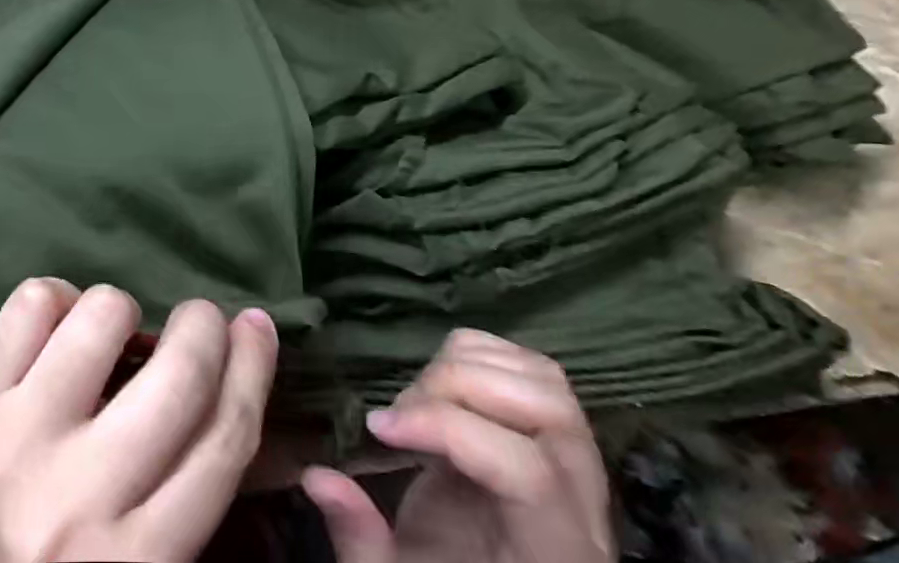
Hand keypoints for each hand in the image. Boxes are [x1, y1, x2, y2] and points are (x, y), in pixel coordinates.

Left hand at [0, 279, 278, 562]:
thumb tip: (236, 368)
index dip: (252, 370)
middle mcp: (82, 493)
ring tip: (123, 329)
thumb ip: (196, 480)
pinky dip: (59, 294)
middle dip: (203, 328)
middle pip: (176, 379)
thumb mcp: (152, 557)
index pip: (221, 441)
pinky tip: (66, 318)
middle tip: (204, 317)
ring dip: (125, 307)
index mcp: (142, 556)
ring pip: (99, 323)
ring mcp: (21, 436)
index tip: (259, 328)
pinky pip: (28, 309)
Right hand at [303, 329, 613, 562]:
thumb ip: (360, 537)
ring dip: (469, 366)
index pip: (527, 470)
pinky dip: (480, 355)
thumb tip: (315, 475)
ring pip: (544, 379)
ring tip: (419, 398)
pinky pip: (535, 369)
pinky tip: (439, 384)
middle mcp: (583, 505)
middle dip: (456, 387)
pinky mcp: (556, 433)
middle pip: (545, 409)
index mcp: (550, 553)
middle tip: (401, 410)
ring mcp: (579, 464)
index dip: (446, 428)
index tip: (378, 427)